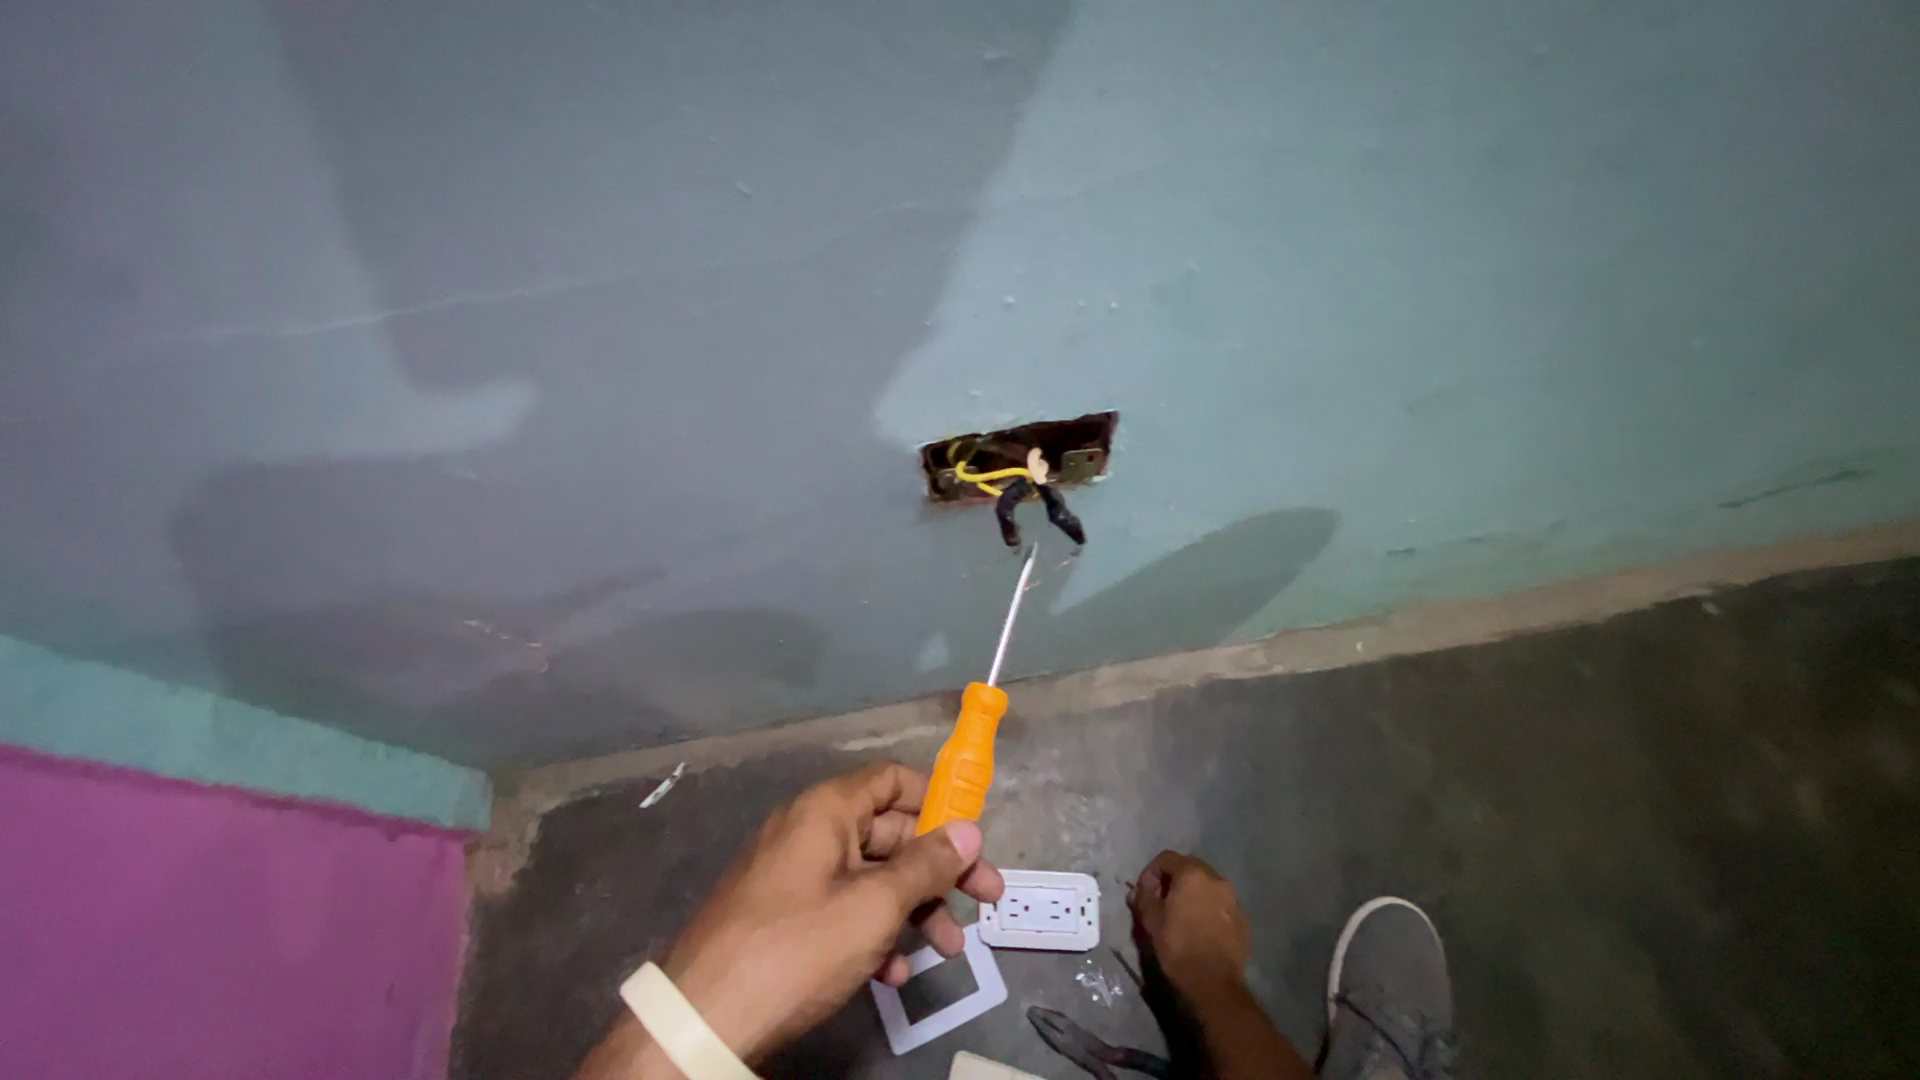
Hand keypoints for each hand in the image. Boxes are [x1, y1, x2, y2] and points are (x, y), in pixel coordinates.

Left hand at [660, 763, 1003, 1061]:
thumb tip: (969, 830)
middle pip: (889, 832)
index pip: (893, 780)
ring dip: (914, 908)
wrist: (703, 1019)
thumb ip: (926, 866)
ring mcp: (794, 875)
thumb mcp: (873, 906)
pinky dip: (874, 932)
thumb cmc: (797, 947)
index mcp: (827, 809)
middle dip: (939, 869)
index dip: (937, 802)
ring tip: (949, 949)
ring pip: (870, 876)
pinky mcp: (783, 916)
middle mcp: (810, 831)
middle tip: (984, 901)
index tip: (973, 838)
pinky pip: (841, 908)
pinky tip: (893, 973)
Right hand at [1129, 850, 1250, 994]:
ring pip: (1207, 887)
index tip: (1144, 892)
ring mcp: (1233, 899)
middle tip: (1161, 901)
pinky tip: (1200, 929)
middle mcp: (1216, 879)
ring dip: (1192, 894)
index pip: (1166, 858)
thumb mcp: (1151, 920)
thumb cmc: (1178, 946)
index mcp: (1192, 874)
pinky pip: (1221, 905)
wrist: (1214, 983)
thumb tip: (1136, 892)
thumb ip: (1143, 899)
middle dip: (1173, 880)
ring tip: (1182, 915)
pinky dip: (1208, 909)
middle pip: (1189, 868)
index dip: (1151, 872)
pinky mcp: (1243, 920)